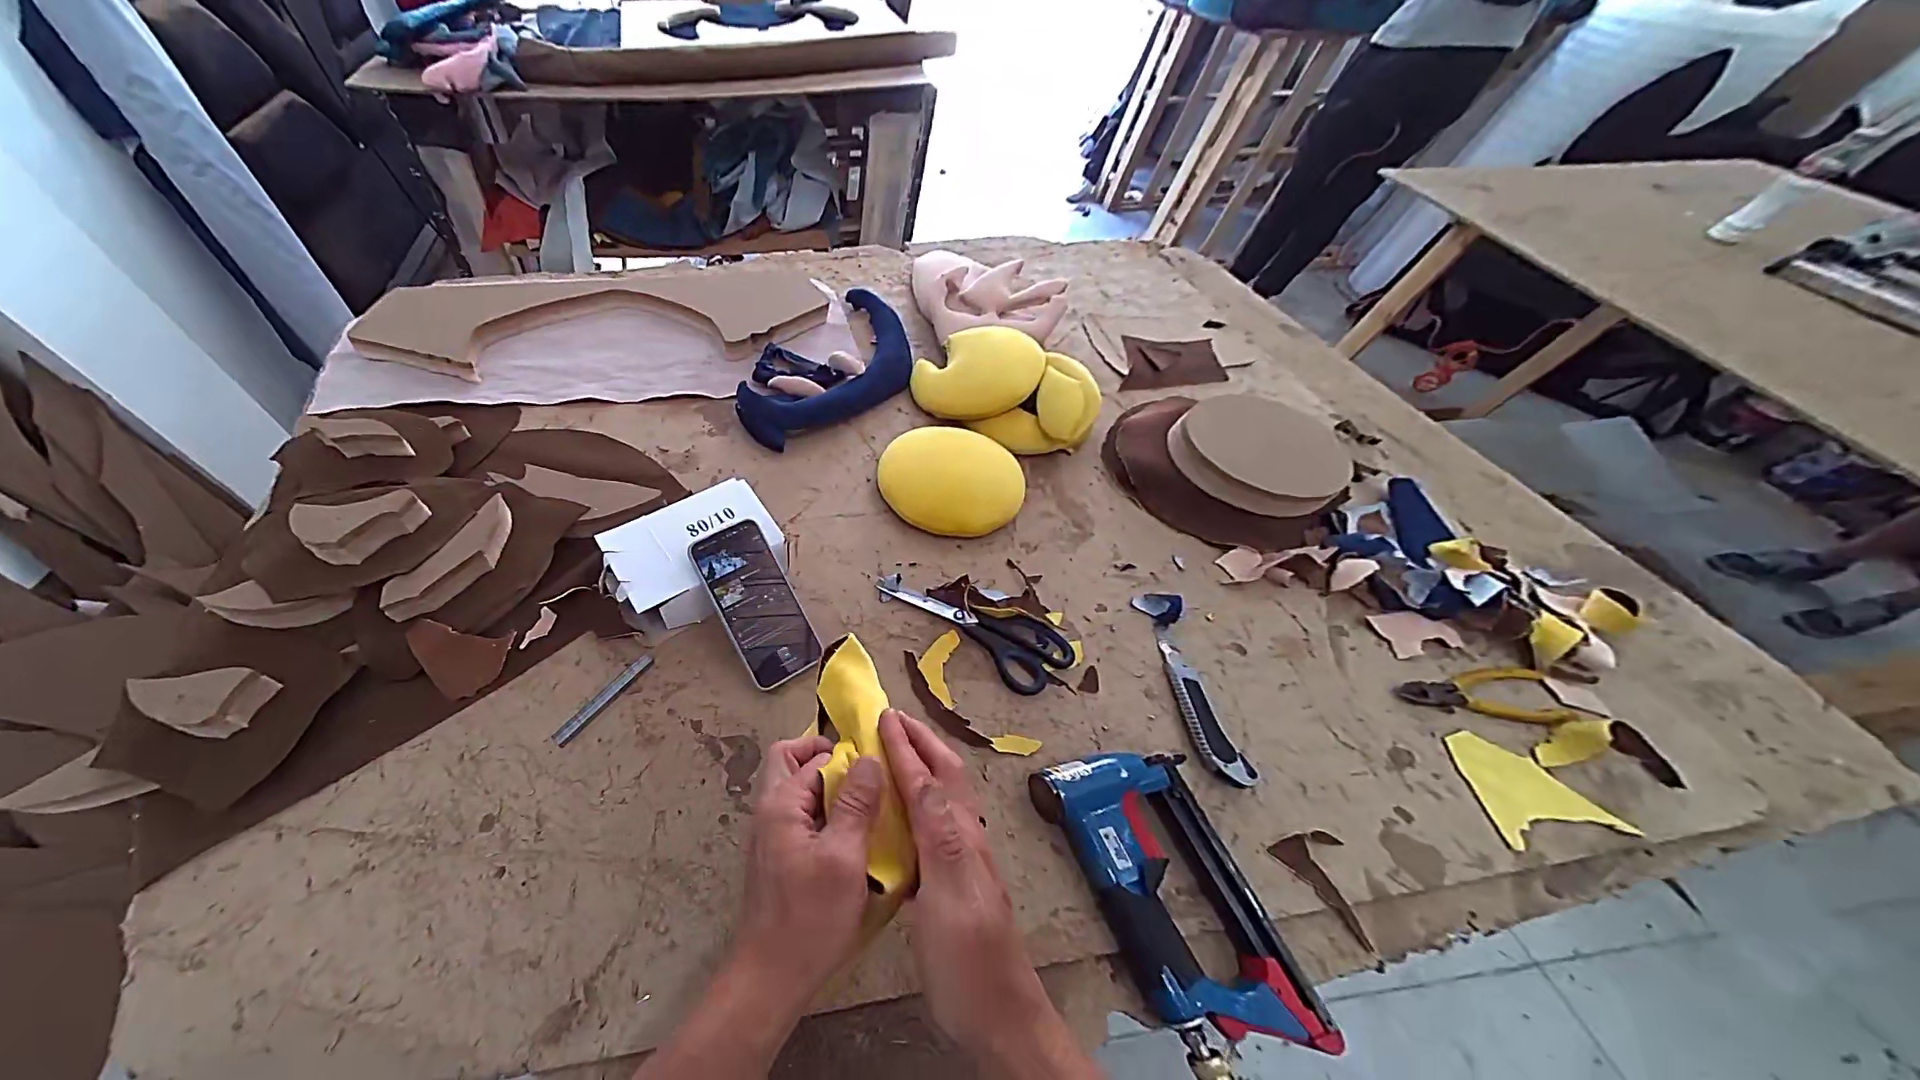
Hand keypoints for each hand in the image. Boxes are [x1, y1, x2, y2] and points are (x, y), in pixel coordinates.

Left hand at [734, 733, 884, 996]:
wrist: (771, 978)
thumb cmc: (810, 917)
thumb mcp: (844, 857)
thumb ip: (856, 804)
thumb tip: (869, 758)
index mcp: (780, 804)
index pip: (813, 756)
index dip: (847, 754)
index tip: (879, 763)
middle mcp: (769, 811)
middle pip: (790, 761)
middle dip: (826, 758)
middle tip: (863, 774)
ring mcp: (771, 834)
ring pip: (795, 788)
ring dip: (827, 785)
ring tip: (865, 802)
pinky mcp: (780, 854)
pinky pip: (801, 814)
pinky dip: (824, 810)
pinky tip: (853, 832)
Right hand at [880, 710, 1095, 1076]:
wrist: (998, 1015)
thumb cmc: (967, 961)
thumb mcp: (949, 897)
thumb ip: (940, 837)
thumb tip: (925, 779)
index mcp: (959, 837)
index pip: (929, 779)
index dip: (907, 747)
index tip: (884, 718)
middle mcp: (965, 839)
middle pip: (946, 777)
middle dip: (921, 743)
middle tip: (893, 720)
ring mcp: (963, 860)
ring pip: (942, 797)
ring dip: (921, 766)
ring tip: (897, 752)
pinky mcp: (953, 881)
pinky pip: (934, 824)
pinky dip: (917, 802)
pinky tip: (902, 814)